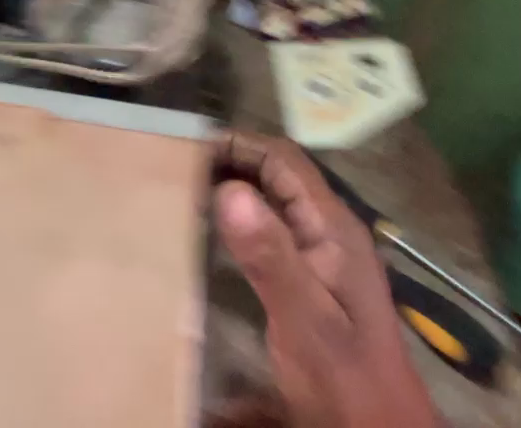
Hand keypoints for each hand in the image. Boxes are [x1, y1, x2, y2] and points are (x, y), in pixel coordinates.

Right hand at [213, 133, 435, 427]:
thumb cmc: (342, 376)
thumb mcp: (303, 318)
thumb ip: (270, 255)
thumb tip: (229, 189)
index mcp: (332, 225)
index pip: (283, 159)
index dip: (238, 143)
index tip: (188, 145)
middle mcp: (329, 227)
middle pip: (278, 172)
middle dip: (232, 159)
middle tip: (177, 164)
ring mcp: (323, 250)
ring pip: (275, 196)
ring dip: (235, 183)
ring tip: (185, 186)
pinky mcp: (312, 273)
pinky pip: (273, 225)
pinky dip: (241, 214)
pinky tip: (212, 228)